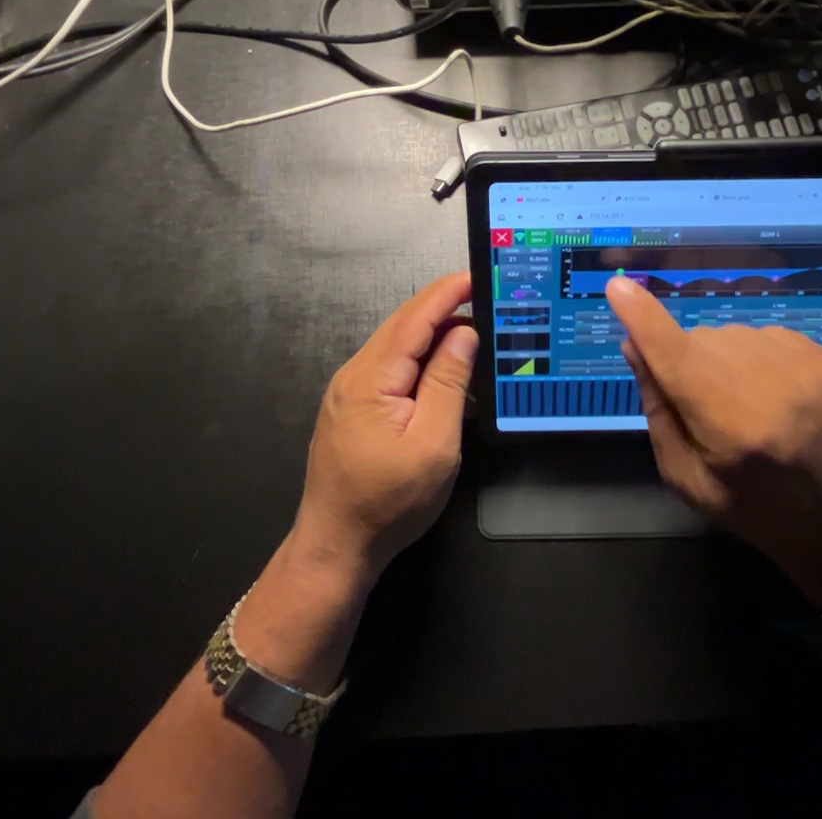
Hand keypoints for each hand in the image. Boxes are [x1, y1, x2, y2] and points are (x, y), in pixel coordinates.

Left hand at [294, 273, 477, 583]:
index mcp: (371, 379)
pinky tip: (443, 372)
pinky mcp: (353, 409)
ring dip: (433, 337)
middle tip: (484, 301)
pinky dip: (420, 362)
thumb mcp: (433, 444)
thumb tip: (463, 334)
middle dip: (443, 309)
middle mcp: (353, 375)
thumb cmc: (388, 502)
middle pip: (402, 328)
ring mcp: (349, 392)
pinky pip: (390, 370)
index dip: (446, 294)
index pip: (413, 320)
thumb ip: (447, 383)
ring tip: (473, 335)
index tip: (476, 276)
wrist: (337, 544)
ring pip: (396, 348)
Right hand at [606, 276, 821, 610]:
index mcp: (727, 420)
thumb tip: (635, 346)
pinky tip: (772, 394)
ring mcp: (802, 364)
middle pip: (698, 341)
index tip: (618, 286)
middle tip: (704, 410)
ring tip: (746, 406)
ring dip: (722, 359)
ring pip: (731, 335)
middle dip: (686, 363)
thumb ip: (658, 410)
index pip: (672, 351)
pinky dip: (755, 358)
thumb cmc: (755, 511)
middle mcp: (766, 380)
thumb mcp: (688, 478)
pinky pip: (765, 336)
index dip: (641, 316)